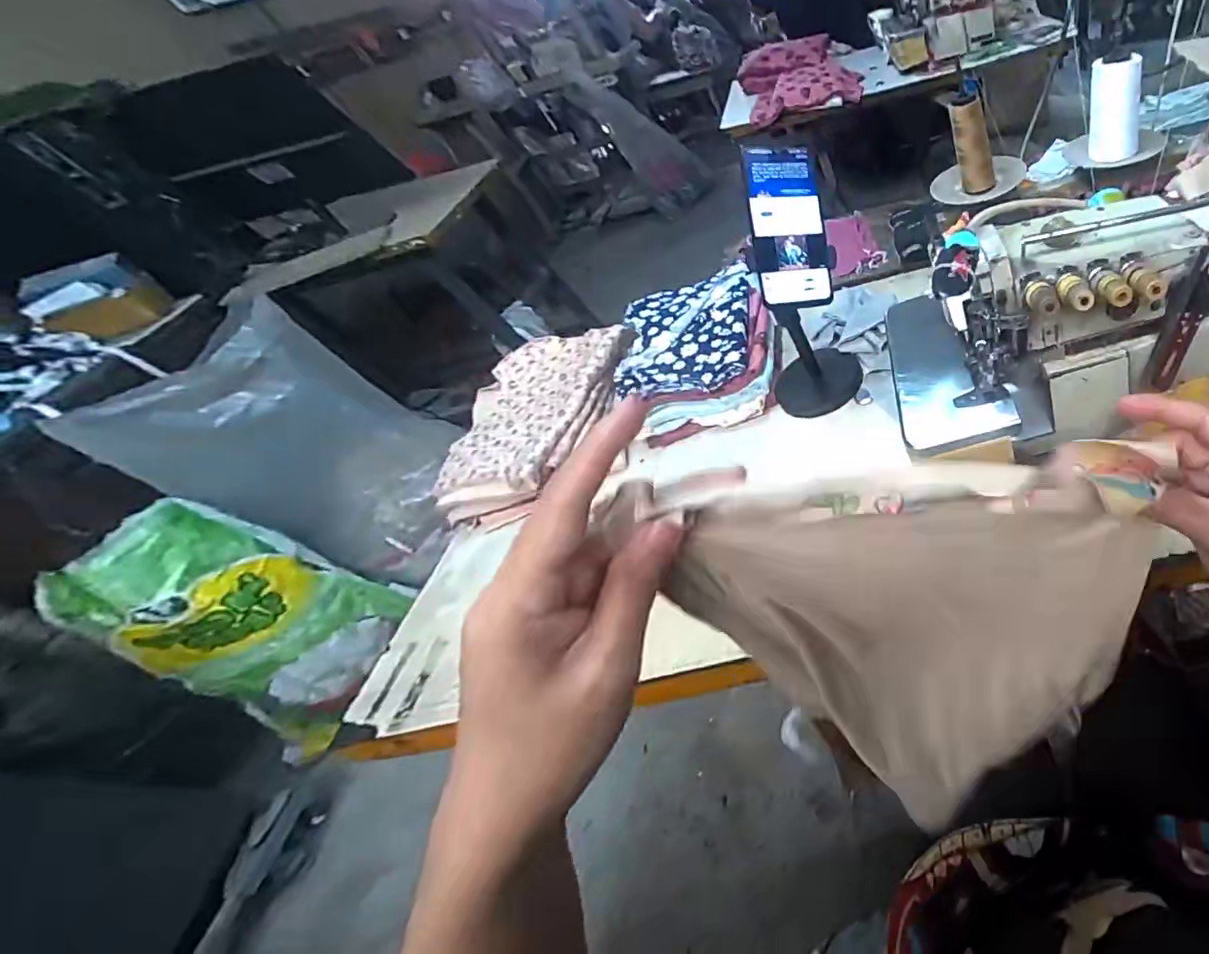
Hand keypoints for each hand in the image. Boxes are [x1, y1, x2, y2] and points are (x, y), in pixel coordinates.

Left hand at [450, 397, 682, 836]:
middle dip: (632, 484)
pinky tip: (655, 547)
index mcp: (518, 596)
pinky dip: (623, 555)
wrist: (506, 809)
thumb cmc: (555, 743)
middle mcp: (514, 585)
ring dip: (634, 523)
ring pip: (585, 542)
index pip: (562, 505)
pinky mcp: (539, 615)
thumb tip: (667, 521)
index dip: (599, 450)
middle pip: (577, 517)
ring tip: (686, 501)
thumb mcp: (608, 664)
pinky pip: (586, 569)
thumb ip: (634, 587)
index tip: (635, 406)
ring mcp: (525, 600)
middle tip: (694, 462)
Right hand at [1116, 394, 1208, 688]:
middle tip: (1105, 451)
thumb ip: (1171, 504)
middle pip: (1186, 447)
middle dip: (1147, 448)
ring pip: (1178, 474)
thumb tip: (1122, 487)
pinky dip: (1154, 497)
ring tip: (1107, 472)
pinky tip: (1127, 496)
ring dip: (1147, 474)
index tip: (1123, 405)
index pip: (1203, 421)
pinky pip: (1178, 499)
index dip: (1162, 409)